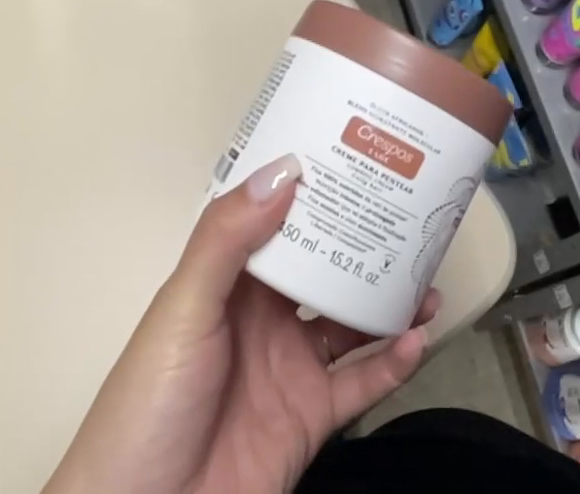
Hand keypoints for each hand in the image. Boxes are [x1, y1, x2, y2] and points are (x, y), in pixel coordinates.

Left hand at [41, 154, 434, 493]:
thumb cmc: (151, 401)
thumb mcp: (184, 308)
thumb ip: (228, 239)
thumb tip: (284, 169)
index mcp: (230, 284)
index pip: (277, 226)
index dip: (312, 195)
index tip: (353, 162)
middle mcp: (265, 320)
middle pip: (324, 272)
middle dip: (362, 246)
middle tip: (408, 217)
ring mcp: (291, 368)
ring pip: (352, 324)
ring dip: (389, 302)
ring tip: (427, 279)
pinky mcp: (311, 416)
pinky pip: (363, 384)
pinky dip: (394, 363)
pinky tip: (418, 340)